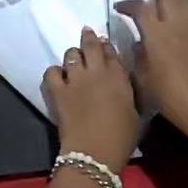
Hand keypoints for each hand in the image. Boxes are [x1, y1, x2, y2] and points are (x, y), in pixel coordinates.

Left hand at [44, 28, 136, 173]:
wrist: (95, 152)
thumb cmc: (122, 137)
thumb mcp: (135, 111)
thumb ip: (127, 92)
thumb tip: (122, 85)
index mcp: (120, 77)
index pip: (112, 52)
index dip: (107, 46)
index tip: (105, 45)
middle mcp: (97, 71)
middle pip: (91, 45)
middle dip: (89, 38)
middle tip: (87, 35)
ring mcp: (76, 79)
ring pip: (71, 54)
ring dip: (73, 55)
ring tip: (74, 62)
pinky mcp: (58, 91)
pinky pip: (52, 71)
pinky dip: (55, 71)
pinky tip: (59, 77)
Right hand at [115, 0, 187, 137]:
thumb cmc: (168, 97)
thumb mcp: (143, 78)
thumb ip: (138, 55)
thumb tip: (138, 42)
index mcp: (157, 36)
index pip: (141, 9)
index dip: (128, 4)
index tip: (119, 7)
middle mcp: (176, 26)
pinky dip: (182, 4)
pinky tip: (176, 10)